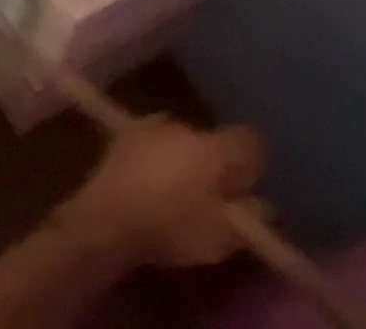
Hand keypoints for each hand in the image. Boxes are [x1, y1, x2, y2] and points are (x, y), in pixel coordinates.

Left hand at [58, 117, 264, 267]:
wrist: (107, 218)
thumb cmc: (171, 228)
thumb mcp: (221, 239)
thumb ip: (246, 220)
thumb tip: (258, 206)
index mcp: (215, 148)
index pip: (250, 141)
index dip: (250, 165)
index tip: (243, 190)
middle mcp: (184, 126)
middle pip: (210, 140)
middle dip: (212, 163)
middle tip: (207, 195)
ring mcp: (149, 127)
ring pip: (178, 140)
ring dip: (180, 158)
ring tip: (172, 190)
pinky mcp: (122, 136)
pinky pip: (150, 144)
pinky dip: (153, 159)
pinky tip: (145, 183)